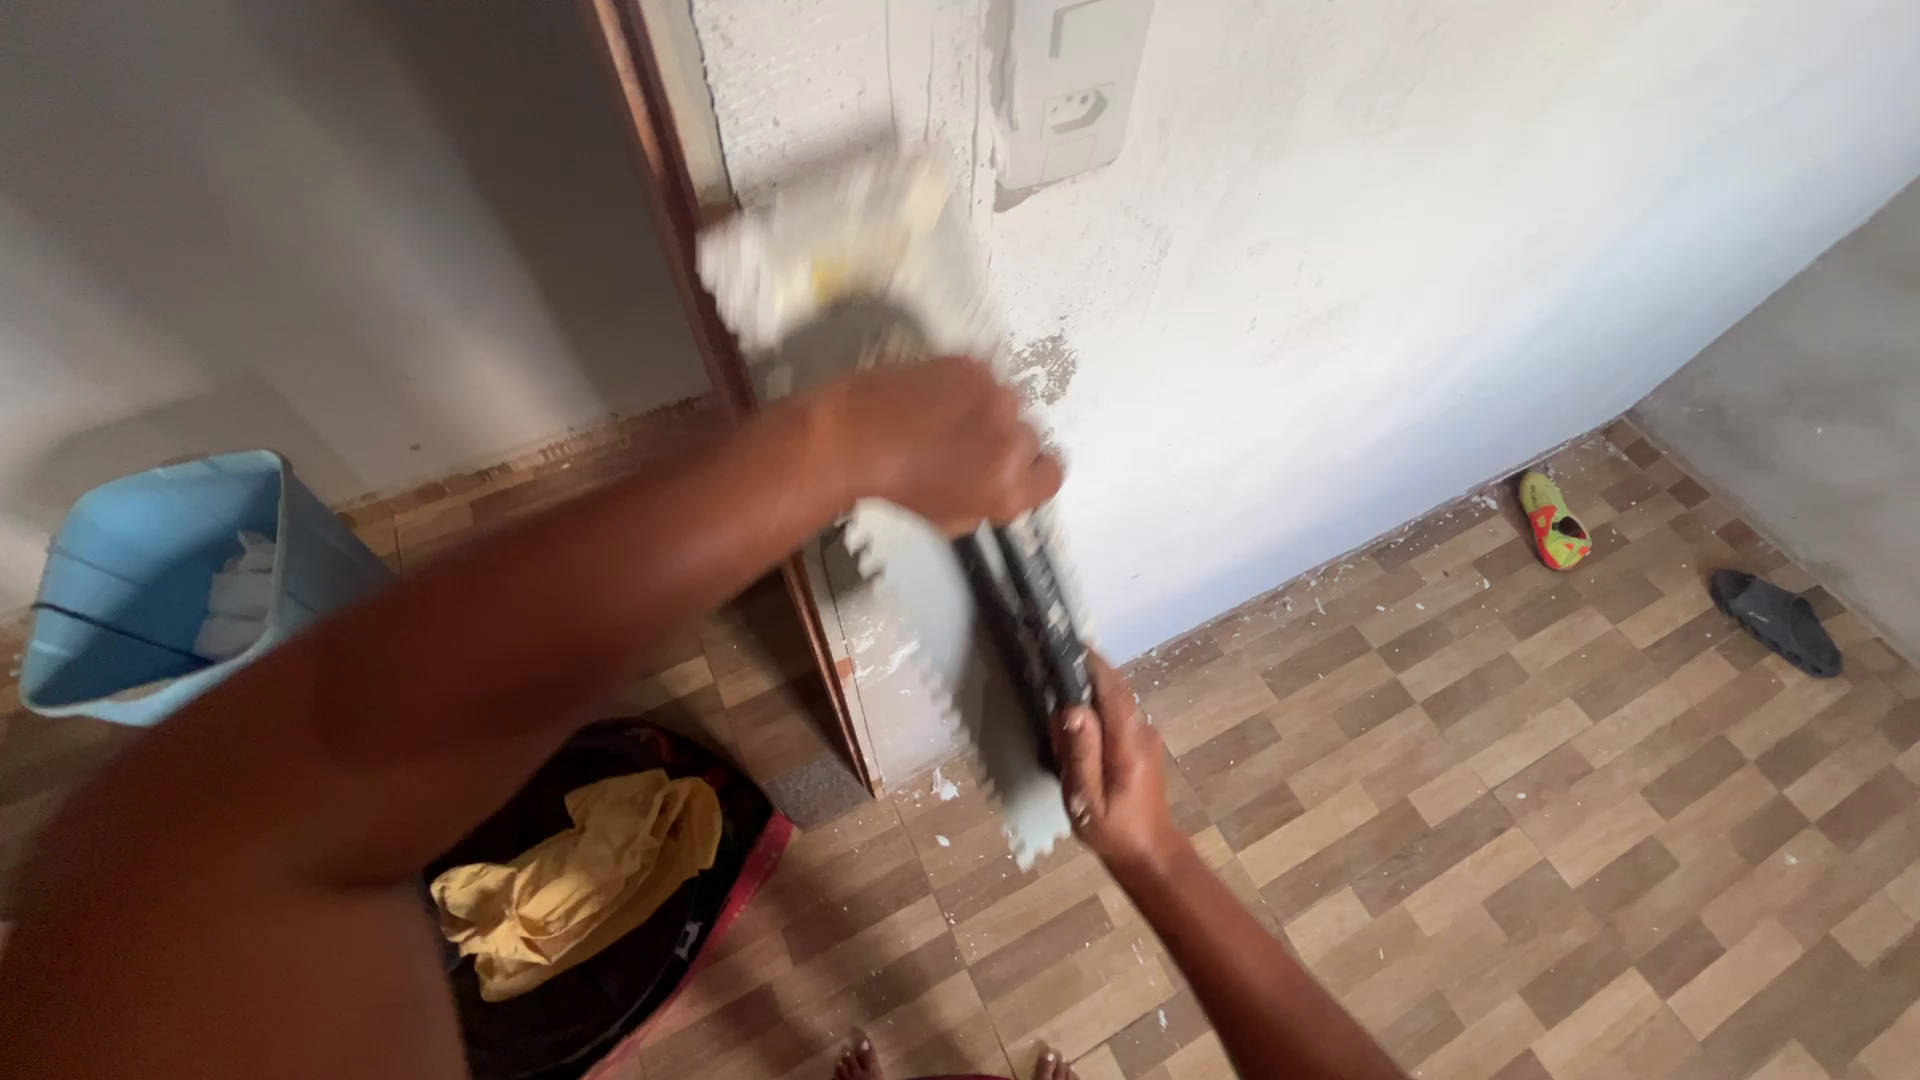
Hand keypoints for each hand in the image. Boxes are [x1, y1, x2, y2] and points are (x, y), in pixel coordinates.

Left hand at [822, 357, 1063, 533]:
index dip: (1034, 471)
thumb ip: (990, 503)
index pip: (1053, 474)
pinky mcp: (975, 367)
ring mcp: (995, 399)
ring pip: (1010, 404)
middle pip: (1031, 437)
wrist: (857, 438)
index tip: (1018, 465)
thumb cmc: (895, 482)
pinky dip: (969, 387)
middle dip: (1005, 441)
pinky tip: (939, 401)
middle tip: (970, 445)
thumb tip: (1003, 488)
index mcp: (1009, 487)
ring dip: (989, 411)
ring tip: (949, 421)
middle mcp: (1010, 441)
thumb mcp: (950, 518)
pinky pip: (986, 377)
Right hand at [1051, 653, 1183, 871]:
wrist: (1149, 853)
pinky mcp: (1142, 742)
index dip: (1094, 663)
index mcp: (1128, 743)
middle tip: (1057, 662)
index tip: (1072, 642)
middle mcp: (1142, 731)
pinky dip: (1098, 704)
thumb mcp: (1087, 798)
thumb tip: (1071, 709)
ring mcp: (1146, 735)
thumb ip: (1080, 753)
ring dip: (1092, 689)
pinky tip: (1077, 721)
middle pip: (1117, 687)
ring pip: (1117, 698)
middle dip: (1089, 670)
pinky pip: (1118, 712)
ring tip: (1062, 694)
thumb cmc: (1113, 830)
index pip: (1112, 689)